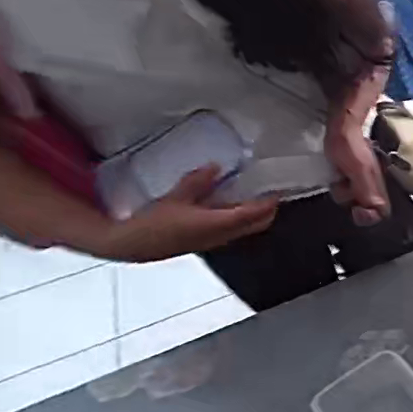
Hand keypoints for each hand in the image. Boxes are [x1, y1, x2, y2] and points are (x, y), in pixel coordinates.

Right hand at [98, 165, 277, 261]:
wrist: (135, 245)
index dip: (267, 203)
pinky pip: (236, 229)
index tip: (277, 191)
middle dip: (269, 210)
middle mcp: (223, 235)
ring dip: (257, 215)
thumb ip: (197, 182)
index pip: (252, 214)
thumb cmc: (154, 222)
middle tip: (272, 192)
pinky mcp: (211, 241)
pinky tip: (236, 206)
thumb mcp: (175, 197)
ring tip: (259, 196)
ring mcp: (219, 240)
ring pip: (248, 228)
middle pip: (258, 224)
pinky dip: (243, 218)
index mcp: (217, 224)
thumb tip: (215, 166)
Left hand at [326, 106, 389, 225]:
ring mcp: (365, 179)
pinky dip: (342, 185)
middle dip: (352, 200)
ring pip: (356, 198)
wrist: (343, 123)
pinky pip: (351, 188)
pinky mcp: (355, 172)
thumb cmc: (349, 145)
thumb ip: (367, 192)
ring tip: (337, 176)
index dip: (369, 216)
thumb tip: (376, 214)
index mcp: (378, 187)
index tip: (355, 209)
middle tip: (342, 185)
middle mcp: (375, 185)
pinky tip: (337, 174)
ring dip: (343, 191)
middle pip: (366, 208)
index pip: (381, 213)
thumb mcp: (359, 170)